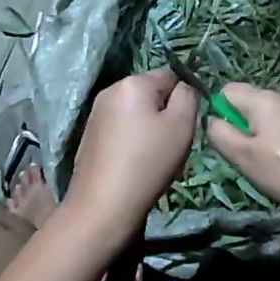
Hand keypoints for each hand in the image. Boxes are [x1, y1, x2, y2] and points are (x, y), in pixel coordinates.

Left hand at [63, 69, 197, 236]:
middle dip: (166, 114)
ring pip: (137, 114)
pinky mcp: (90, 137)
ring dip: (151, 130)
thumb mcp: (182, 124)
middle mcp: (110, 91)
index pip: (171, 75)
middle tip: (174, 145)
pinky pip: (122, 131)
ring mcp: (96, 114)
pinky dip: (133, 143)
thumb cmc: (148, 161)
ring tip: (156, 159)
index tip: (187, 125)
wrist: (104, 205)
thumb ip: (188, 96)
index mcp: (132, 82)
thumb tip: (184, 87)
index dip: (185, 98)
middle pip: (151, 95)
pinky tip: (137, 166)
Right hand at [205, 84, 279, 224]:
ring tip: (272, 168)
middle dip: (243, 127)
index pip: (227, 91)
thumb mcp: (244, 157)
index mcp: (264, 98)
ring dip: (263, 138)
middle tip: (249, 160)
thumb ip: (220, 134)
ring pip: (269, 118)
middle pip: (250, 104)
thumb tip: (214, 121)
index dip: (221, 113)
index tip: (230, 141)